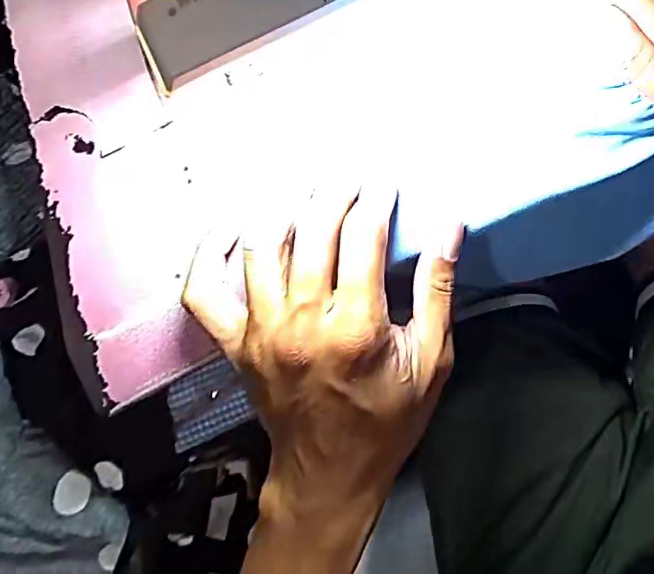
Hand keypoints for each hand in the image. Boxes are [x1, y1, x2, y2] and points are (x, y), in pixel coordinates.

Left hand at [182, 188, 461, 570]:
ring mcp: (262, 331)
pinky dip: (209, 253)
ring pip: (261, 246)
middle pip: (312, 230)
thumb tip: (449, 228)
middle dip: (334, 191)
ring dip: (282, 208)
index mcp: (355, 328)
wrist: (328, 477)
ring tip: (304, 190)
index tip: (384, 183)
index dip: (375, 200)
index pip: (362, 237)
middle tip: (348, 176)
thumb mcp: (430, 361)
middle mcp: (303, 322)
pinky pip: (204, 290)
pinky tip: (231, 225)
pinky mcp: (235, 343)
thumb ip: (437, 290)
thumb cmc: (386, 420)